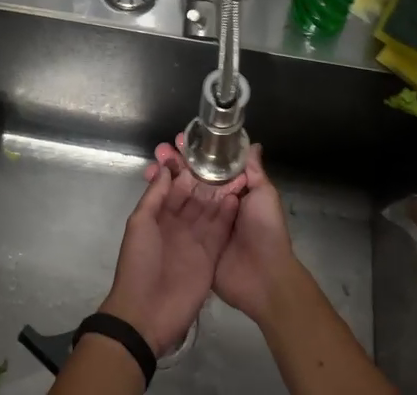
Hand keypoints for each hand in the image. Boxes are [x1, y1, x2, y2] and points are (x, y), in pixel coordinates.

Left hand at [101, 146, 240, 354]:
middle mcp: (178, 226)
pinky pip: (220, 232)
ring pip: (210, 212)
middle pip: (195, 198)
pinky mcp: (210, 257)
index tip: (200, 151)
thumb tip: (166, 168)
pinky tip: (237, 198)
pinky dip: (228, 216)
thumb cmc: (139, 263)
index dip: (186, 171)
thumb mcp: (140, 224)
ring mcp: (195, 242)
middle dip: (207, 180)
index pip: (175, 188)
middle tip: (223, 159)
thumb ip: (155, 196)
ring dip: (220, 195)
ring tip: (235, 174)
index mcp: (158, 217)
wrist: (147, 313)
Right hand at [157, 141, 299, 325]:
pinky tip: (151, 191)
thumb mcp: (264, 195)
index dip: (196, 154)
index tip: (179, 139)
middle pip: (192, 180)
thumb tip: (251, 143)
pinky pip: (178, 222)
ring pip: (182, 197)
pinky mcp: (194, 242)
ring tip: (151, 166)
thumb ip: (253, 171)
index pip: (211, 168)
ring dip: (166, 180)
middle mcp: (217, 205)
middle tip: (160, 150)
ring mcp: (203, 224)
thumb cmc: (266, 230)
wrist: (264, 278)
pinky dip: (164, 207)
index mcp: (234, 192)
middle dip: (176, 164)